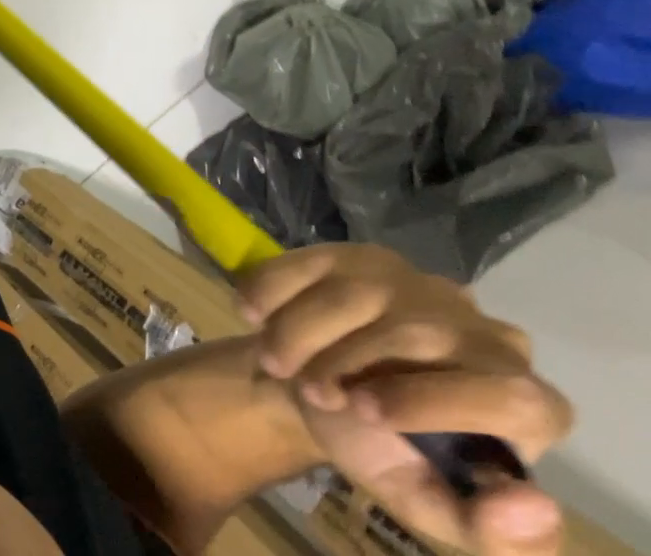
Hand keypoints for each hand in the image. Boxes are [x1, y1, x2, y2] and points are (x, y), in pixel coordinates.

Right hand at [240, 245, 573, 555]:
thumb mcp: (423, 500)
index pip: (512, 397)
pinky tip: (254, 318)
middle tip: (307, 392)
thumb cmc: (376, 444)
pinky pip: (308, 265)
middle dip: (341, 363)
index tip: (362, 409)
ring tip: (275, 363)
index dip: (431, 402)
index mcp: (523, 403)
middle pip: (416, 335)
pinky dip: (270, 293)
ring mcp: (416, 284)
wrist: (314, 388)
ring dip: (296, 333)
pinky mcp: (356, 255)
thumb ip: (487, 531)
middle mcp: (484, 331)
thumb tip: (530, 504)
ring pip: (353, 295)